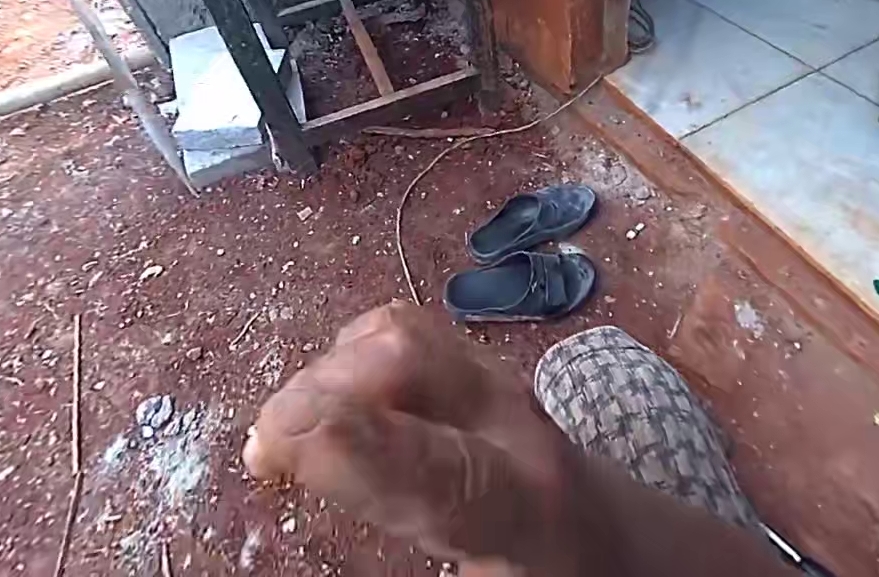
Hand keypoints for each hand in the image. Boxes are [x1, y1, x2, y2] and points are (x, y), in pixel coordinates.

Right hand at [243, 303, 581, 570]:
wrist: (611, 534)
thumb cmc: (541, 571)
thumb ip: (404, 512)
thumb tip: (322, 462)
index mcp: (524, 502)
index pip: (441, 466)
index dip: (358, 446)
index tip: (275, 441)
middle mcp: (511, 416)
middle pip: (412, 359)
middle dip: (325, 386)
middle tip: (267, 444)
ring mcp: (497, 373)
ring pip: (403, 329)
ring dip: (332, 366)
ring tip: (293, 422)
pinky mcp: (479, 356)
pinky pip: (406, 326)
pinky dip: (353, 350)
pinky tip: (336, 393)